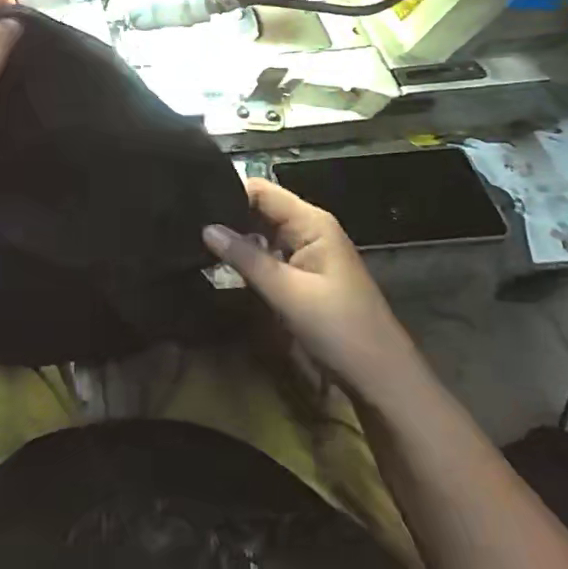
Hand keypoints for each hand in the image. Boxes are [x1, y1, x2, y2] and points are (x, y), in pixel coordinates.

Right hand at [204, 178, 423, 398]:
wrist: (381, 377)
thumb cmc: (339, 329)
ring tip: (193, 238)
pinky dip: (248, 258)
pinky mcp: (302, 275)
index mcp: (311, 222)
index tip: (192, 202)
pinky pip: (269, 255)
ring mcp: (306, 252)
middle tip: (186, 222)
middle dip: (228, 214)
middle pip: (261, 209)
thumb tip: (206, 228)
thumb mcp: (288, 293)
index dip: (229, 192)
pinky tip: (220, 262)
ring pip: (262, 233)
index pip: (262, 191)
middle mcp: (308, 229)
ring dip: (236, 237)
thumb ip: (247, 259)